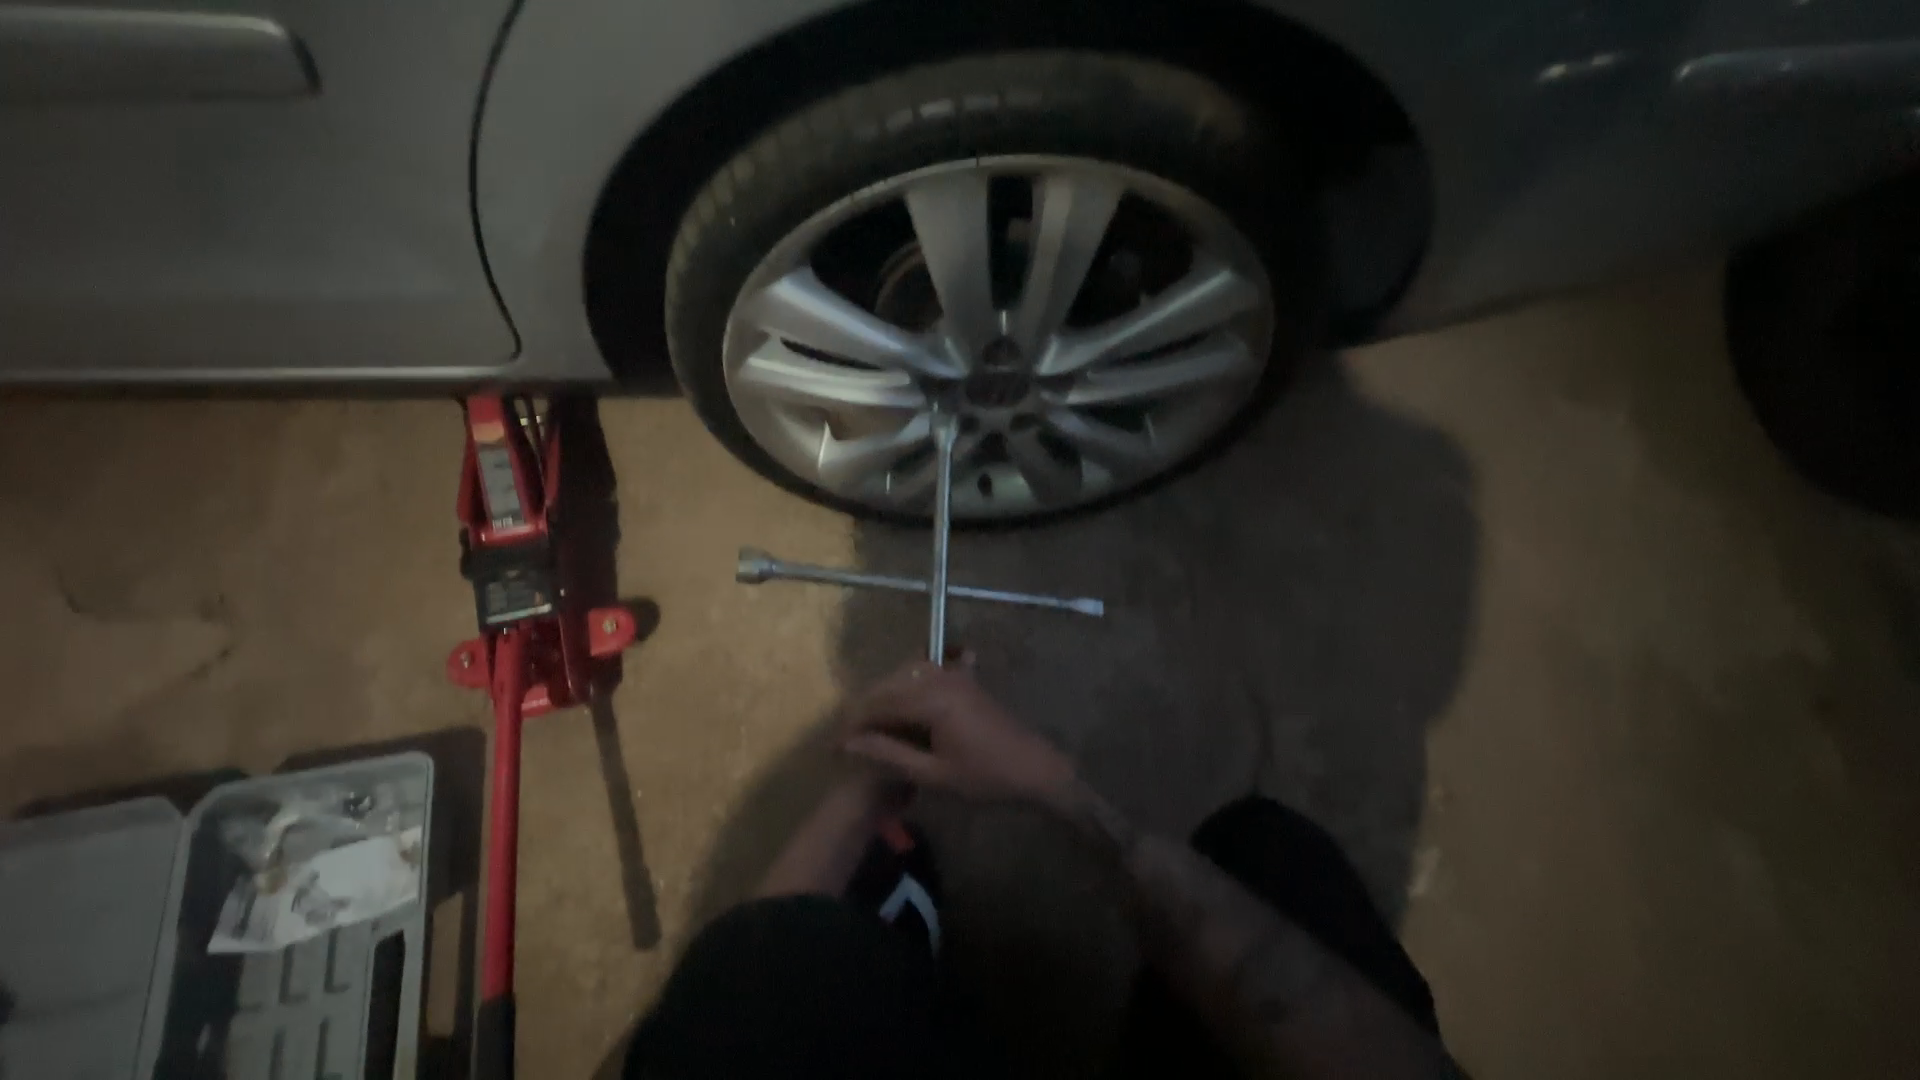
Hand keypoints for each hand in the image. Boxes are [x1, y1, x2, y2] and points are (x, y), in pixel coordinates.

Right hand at [840, 660, 1076, 806]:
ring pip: (903, 677)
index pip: (878, 704)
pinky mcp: (963, 680)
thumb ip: (889, 755)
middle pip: (887, 685)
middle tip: (847, 743)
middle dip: (863, 711)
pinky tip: (901, 711)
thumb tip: (849, 745)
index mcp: (932, 699)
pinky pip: (924, 675)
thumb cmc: (986, 778)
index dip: (852, 725)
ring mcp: (953, 675)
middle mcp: (939, 677)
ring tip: (870, 731)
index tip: (833, 750)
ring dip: (883, 699)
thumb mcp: (934, 774)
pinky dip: (905, 690)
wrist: (1037, 769)